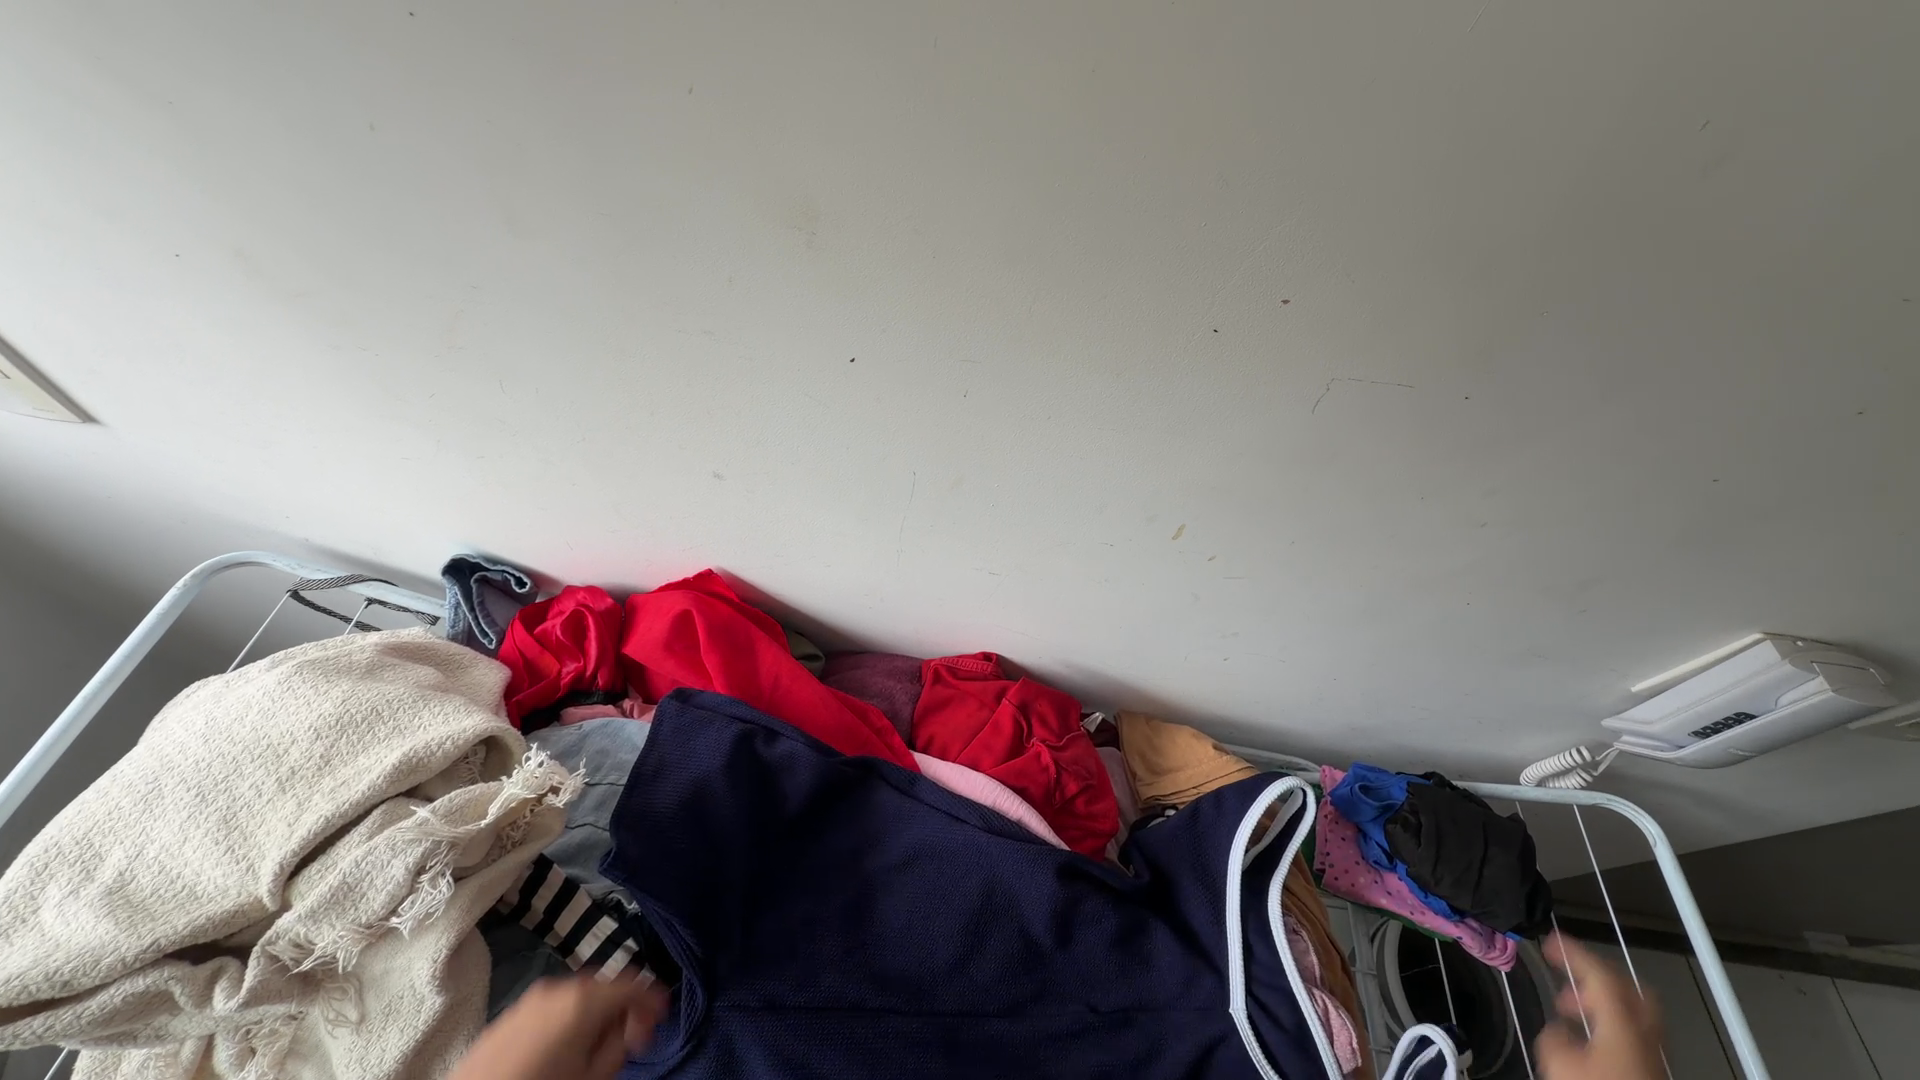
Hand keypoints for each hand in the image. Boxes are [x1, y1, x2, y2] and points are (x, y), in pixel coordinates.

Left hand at [449, 973, 668, 1079]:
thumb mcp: (593, 1079)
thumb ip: (619, 1047)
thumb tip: (625, 1030)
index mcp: (584, 1000)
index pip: (633, 984)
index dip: (653, 999)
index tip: (661, 1019)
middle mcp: (559, 989)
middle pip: (605, 986)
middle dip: (623, 1007)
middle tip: (632, 1036)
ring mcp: (530, 1000)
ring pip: (578, 996)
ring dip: (595, 1013)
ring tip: (598, 1045)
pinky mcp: (509, 1016)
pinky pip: (553, 1008)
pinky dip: (569, 1019)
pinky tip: (565, 1047)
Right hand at [1535, 933, 1663, 1079]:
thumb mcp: (1560, 1060)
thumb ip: (1554, 1033)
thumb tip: (1557, 1028)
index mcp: (1621, 1018)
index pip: (1600, 972)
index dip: (1573, 951)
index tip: (1551, 939)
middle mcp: (1642, 1026)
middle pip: (1627, 985)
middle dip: (1596, 971)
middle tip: (1570, 970)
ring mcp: (1651, 1046)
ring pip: (1631, 1006)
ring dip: (1600, 997)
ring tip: (1571, 1005)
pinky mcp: (1650, 1063)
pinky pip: (1632, 1027)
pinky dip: (1610, 1018)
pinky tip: (1589, 1033)